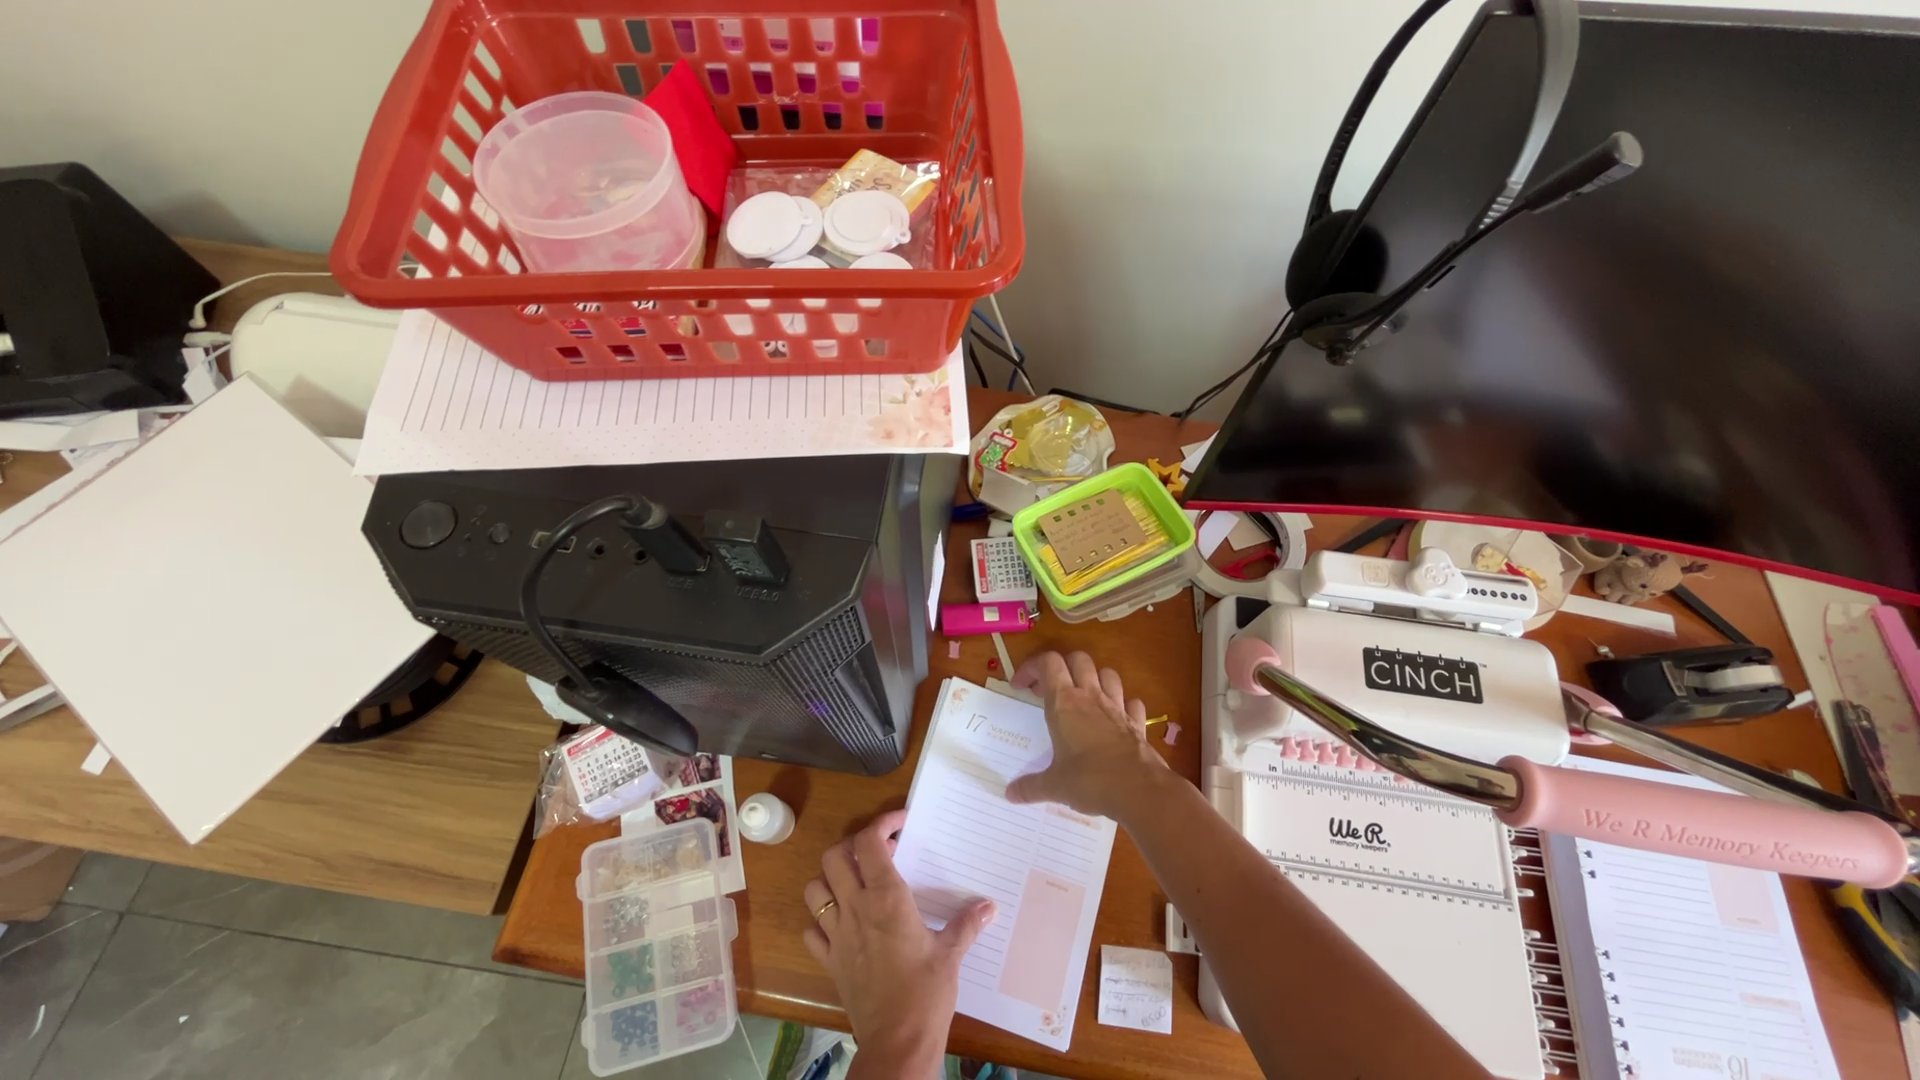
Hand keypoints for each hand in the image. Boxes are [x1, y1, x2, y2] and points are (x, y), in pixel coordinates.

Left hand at [802, 810, 995, 1076]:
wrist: (897, 1042)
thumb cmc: (927, 993)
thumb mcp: (951, 954)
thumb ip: (967, 924)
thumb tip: (989, 906)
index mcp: (887, 899)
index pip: (870, 842)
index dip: (881, 824)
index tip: (900, 823)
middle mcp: (856, 908)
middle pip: (835, 857)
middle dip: (853, 846)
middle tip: (877, 852)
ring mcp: (837, 935)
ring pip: (815, 889)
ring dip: (830, 879)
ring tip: (854, 882)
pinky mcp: (829, 961)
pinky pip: (812, 931)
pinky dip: (820, 921)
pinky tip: (840, 924)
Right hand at [1008, 650, 1170, 821]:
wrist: (1140, 791)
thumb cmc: (1090, 781)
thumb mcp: (1054, 786)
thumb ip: (1030, 787)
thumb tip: (1009, 795)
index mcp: (1064, 704)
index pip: (1048, 663)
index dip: (1031, 667)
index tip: (1020, 687)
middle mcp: (1091, 697)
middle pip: (1078, 659)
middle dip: (1062, 666)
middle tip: (1049, 691)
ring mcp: (1117, 707)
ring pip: (1107, 673)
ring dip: (1093, 678)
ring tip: (1082, 697)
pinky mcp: (1137, 722)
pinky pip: (1131, 702)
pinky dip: (1122, 704)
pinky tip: (1115, 717)